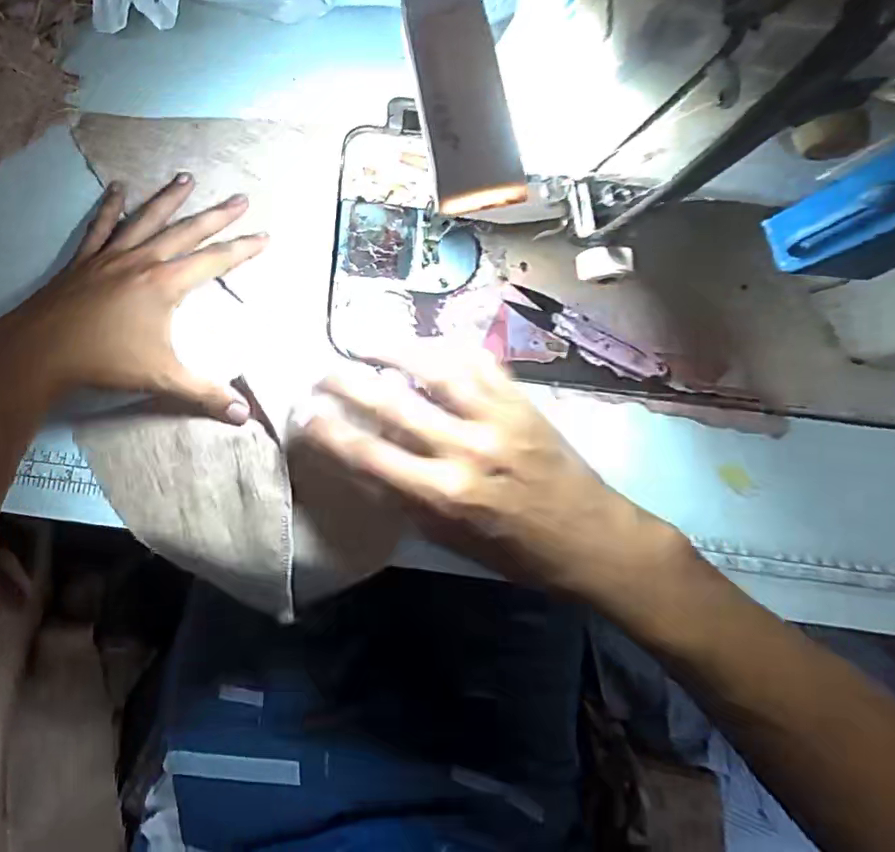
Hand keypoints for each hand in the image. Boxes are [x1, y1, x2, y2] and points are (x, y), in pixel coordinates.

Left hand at [0, 173, 267, 424]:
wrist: (37, 353)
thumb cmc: (104, 362)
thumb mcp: (162, 378)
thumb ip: (205, 394)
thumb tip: (245, 417)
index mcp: (165, 284)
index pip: (215, 261)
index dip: (243, 249)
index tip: (265, 236)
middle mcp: (142, 261)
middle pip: (188, 230)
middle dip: (218, 215)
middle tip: (240, 198)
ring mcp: (111, 257)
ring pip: (147, 220)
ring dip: (169, 198)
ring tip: (186, 178)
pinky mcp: (84, 260)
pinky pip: (102, 227)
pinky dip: (111, 207)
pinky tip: (118, 188)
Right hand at [297, 344, 689, 603]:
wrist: (589, 537)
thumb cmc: (514, 552)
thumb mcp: (449, 539)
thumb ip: (404, 498)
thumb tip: (362, 459)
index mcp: (443, 494)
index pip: (368, 453)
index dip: (328, 429)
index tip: (304, 413)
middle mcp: (465, 449)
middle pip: (391, 402)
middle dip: (346, 381)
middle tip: (322, 370)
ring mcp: (496, 417)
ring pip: (433, 367)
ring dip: (392, 349)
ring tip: (364, 342)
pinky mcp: (520, 400)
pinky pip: (476, 360)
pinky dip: (444, 346)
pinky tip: (423, 343)